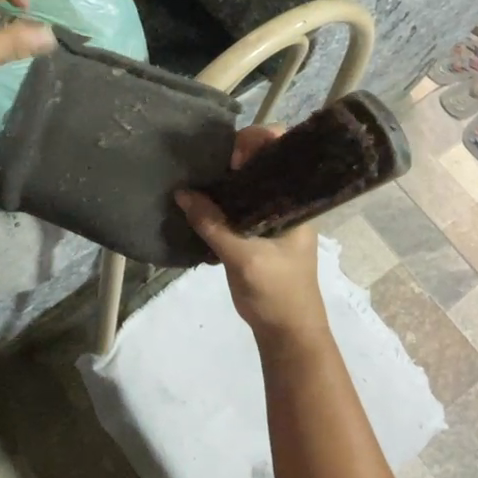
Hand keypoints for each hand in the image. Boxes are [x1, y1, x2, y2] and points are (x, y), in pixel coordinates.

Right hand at [176, 126, 326, 341]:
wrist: (288, 335)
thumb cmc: (278, 294)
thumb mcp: (244, 259)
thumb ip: (213, 225)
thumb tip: (182, 192)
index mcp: (295, 201)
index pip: (284, 149)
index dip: (258, 142)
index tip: (232, 159)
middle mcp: (284, 201)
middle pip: (261, 160)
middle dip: (233, 156)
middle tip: (206, 166)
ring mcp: (270, 216)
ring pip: (246, 182)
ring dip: (223, 179)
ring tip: (197, 179)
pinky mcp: (255, 231)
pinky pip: (236, 203)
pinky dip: (218, 199)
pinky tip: (197, 201)